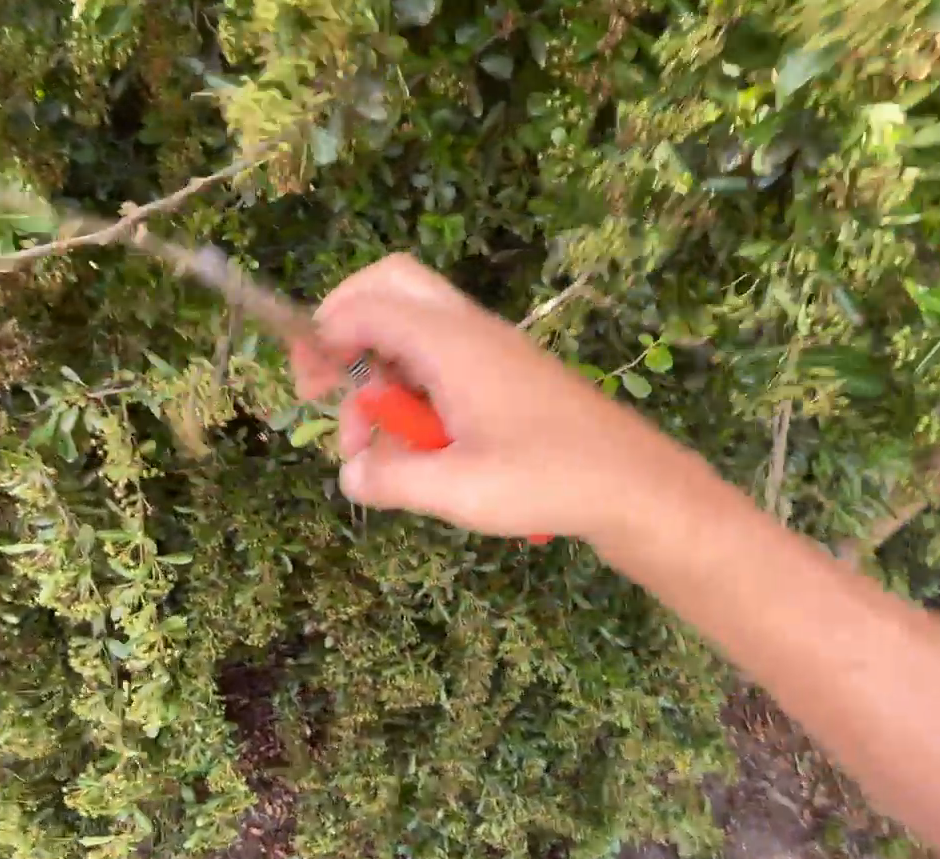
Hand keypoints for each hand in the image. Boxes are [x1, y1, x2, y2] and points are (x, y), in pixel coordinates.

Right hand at [290, 255, 662, 539]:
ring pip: (409, 326)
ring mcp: (486, 348)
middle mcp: (466, 331)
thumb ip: (390, 478)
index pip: (365, 305)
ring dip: (375, 372)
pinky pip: (435, 358)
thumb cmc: (548, 481)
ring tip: (370, 445)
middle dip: (344, 326)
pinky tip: (412, 444)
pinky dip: (407, 388)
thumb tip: (349, 473)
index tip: (307, 386)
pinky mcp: (499, 371)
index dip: (321, 334)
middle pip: (388, 287)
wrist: (632, 483)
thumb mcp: (457, 491)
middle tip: (325, 382)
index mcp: (451, 345)